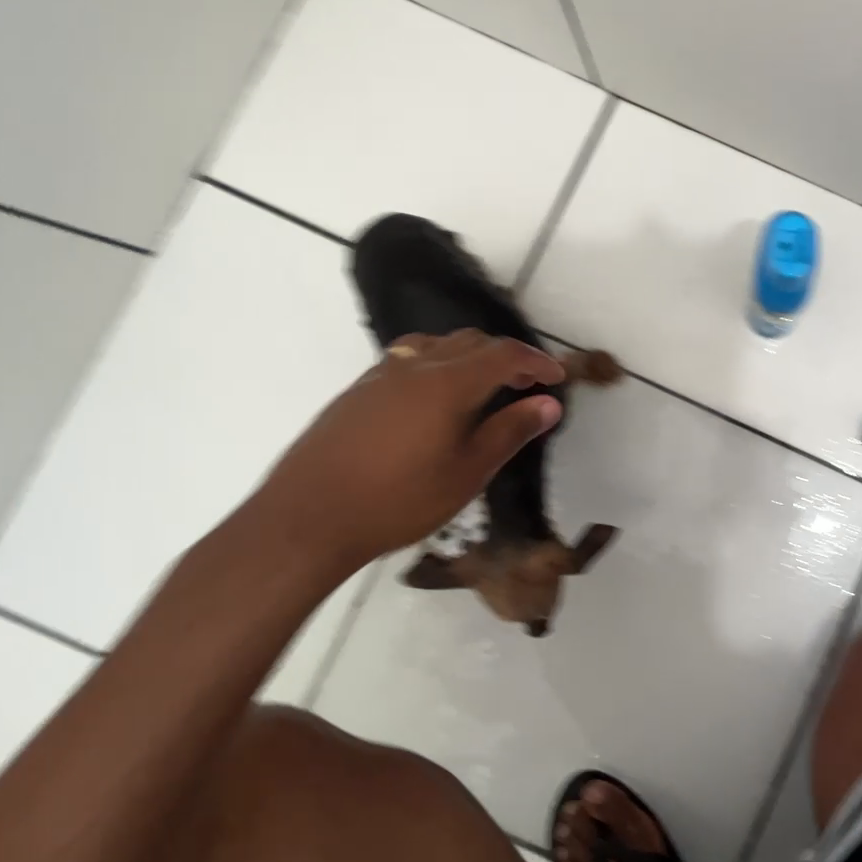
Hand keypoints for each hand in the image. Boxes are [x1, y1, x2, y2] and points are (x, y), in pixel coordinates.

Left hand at [248, 330, 564, 570]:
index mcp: (448, 383)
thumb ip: (509, 432)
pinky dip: (437, 366)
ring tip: (483, 386)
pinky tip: (434, 402)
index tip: (557, 377)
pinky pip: (408, 360)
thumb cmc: (397, 501)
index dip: (536, 361)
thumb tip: (548, 404)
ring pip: (436, 345)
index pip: (504, 354)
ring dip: (468, 356)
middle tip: (526, 383)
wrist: (305, 519)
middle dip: (505, 355)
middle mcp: (415, 365)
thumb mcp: (466, 474)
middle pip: (470, 341)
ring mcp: (380, 375)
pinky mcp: (356, 392)